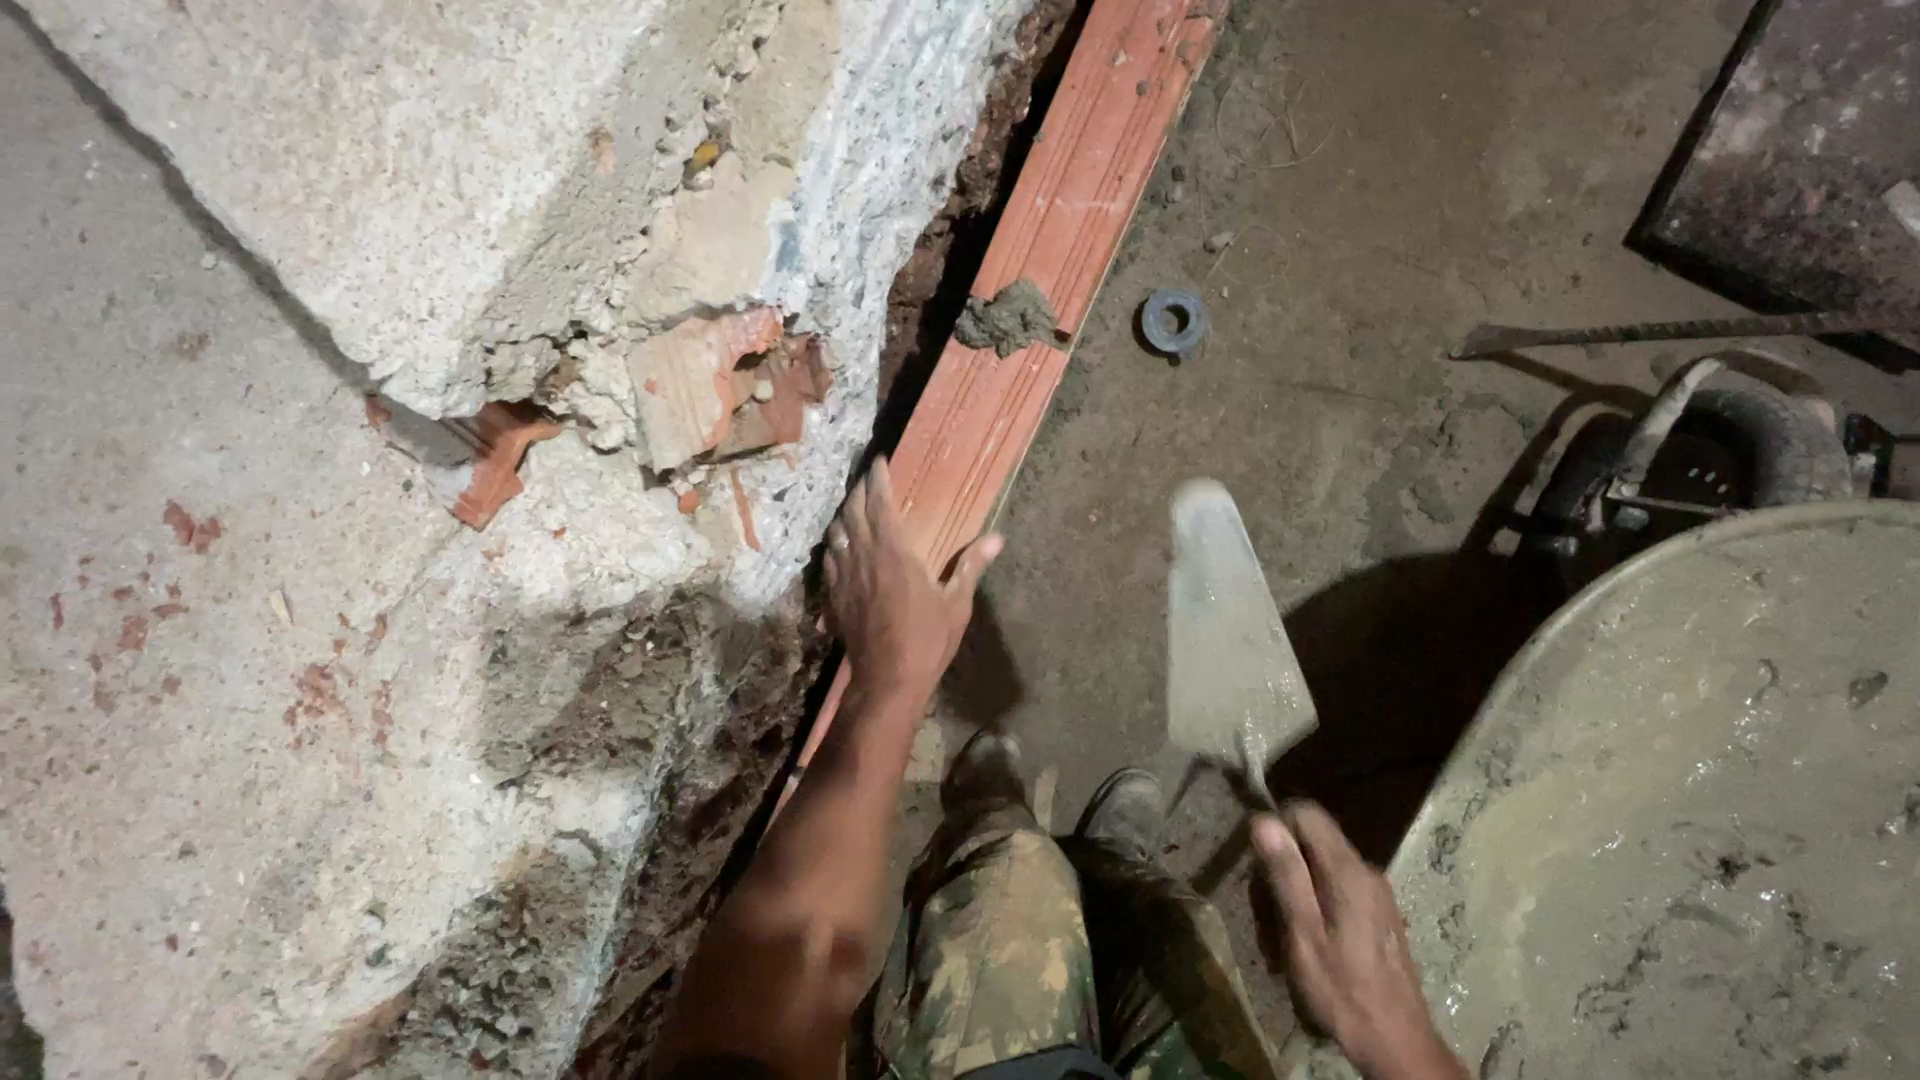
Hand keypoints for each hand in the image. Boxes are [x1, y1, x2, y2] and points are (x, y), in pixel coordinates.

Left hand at [824, 457, 1002, 703]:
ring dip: (843, 515)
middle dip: (858, 490)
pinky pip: (829, 560)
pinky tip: (840, 548)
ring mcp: (844, 578)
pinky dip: (835, 545)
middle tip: (867, 478)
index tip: (880, 460)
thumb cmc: (927, 640)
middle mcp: (863, 557)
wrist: (887, 680)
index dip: (878, 478)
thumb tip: (997, 537)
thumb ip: (971, 566)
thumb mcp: (956, 604)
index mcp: (893, 552)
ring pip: (835, 534)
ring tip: (852, 508)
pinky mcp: (835, 598)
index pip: (879, 502)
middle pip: (852, 511)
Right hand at [1251, 802, 1466, 1079]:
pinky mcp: (1374, 915)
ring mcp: (1372, 894)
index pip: (1305, 814)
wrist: (1397, 1045)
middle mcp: (1364, 872)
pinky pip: (1330, 894)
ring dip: (1287, 900)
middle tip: (1262, 921)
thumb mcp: (1303, 932)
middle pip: (1306, 845)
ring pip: (1314, 872)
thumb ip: (1286, 873)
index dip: (1275, 828)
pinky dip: (1307, 912)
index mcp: (1347, 871)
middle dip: (1275, 875)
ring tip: (1276, 945)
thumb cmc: (1343, 990)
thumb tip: (1263, 819)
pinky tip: (1299, 948)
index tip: (1257, 866)